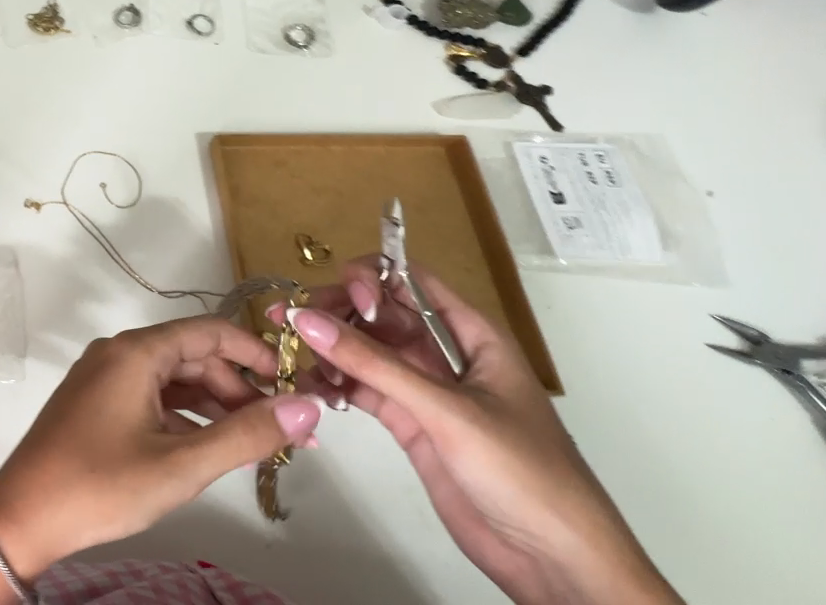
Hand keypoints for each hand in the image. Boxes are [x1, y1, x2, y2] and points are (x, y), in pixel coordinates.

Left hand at [0, 316, 322, 577]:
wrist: (24, 514)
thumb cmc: (102, 484)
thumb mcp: (181, 464)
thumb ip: (246, 434)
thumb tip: (306, 407)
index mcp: (135, 352)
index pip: (209, 331)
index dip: (256, 354)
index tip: (297, 385)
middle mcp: (117, 353)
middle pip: (193, 355)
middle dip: (240, 389)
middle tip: (286, 433)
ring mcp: (103, 378)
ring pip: (174, 379)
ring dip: (216, 406)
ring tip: (257, 445)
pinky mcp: (97, 403)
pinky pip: (152, 397)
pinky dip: (185, 416)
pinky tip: (210, 448)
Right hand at [274, 260, 680, 604]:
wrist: (557, 563)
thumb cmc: (524, 473)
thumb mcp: (447, 411)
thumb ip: (374, 364)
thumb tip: (305, 319)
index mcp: (470, 335)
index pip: (410, 281)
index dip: (371, 279)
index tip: (342, 303)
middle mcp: (441, 353)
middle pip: (376, 312)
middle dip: (332, 312)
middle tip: (286, 324)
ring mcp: (422, 388)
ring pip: (363, 349)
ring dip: (325, 348)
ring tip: (288, 359)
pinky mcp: (407, 422)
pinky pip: (360, 387)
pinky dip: (332, 383)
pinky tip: (310, 389)